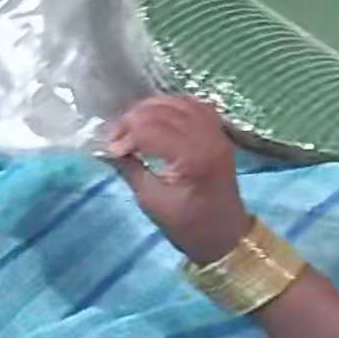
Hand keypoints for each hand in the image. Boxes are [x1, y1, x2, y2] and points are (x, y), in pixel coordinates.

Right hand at [108, 96, 250, 263]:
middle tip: (115, 137)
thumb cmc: (187, 225)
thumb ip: (130, 168)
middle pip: (162, 110)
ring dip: (148, 109)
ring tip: (130, 126)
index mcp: (193, 158)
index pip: (150, 128)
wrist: (226, 235)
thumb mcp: (151, 200)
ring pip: (176, 102)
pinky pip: (192, 105)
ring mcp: (216, 132)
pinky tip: (154, 117)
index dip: (125, 135)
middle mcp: (207, 137)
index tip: (111, 150)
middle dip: (132, 119)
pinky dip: (169, 106)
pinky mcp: (218, 131)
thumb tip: (111, 148)